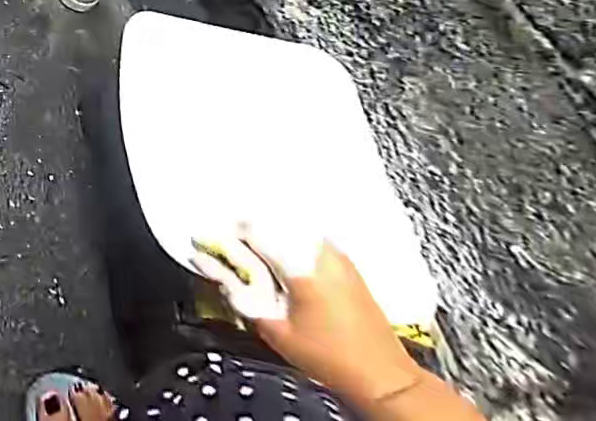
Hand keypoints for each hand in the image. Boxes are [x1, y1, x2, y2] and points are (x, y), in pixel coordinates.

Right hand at [192, 227, 421, 408]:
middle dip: (247, 228)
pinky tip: (281, 254)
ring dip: (268, 228)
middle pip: (272, 219)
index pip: (255, 229)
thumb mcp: (276, 330)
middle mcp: (319, 248)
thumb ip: (242, 295)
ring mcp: (334, 251)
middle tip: (231, 243)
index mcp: (300, 263)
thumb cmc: (330, 359)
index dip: (229, 233)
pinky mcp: (342, 258)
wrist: (381, 376)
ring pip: (290, 223)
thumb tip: (215, 269)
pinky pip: (307, 233)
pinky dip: (288, 235)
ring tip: (253, 248)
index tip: (214, 240)